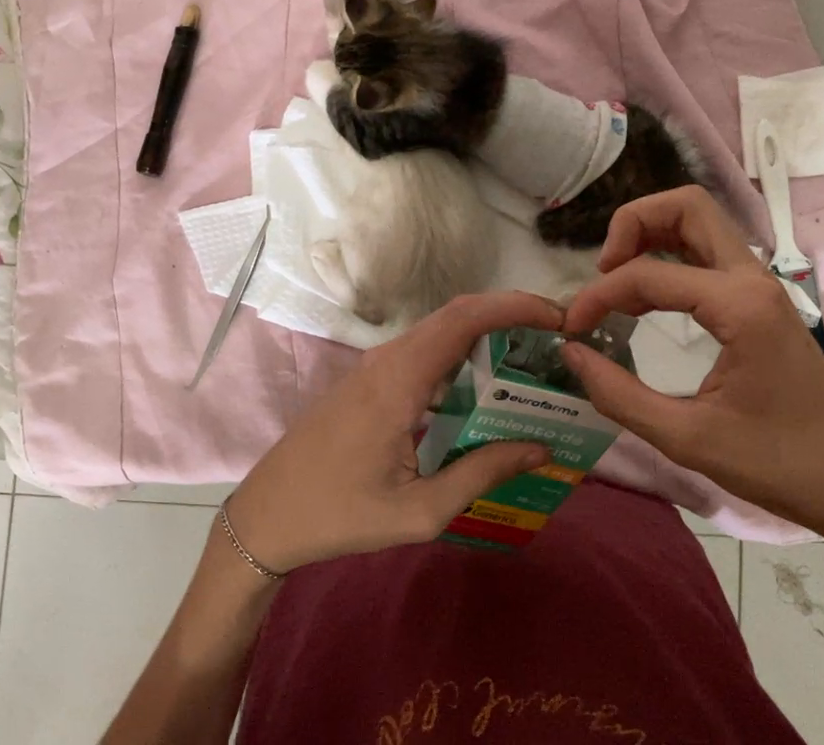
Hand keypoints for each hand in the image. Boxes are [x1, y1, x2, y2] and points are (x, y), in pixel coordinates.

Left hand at [223, 292, 562, 575]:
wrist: (265, 517)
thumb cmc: (340, 515)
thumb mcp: (420, 510)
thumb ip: (481, 473)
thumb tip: (541, 447)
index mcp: (398, 381)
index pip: (464, 319)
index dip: (514, 306)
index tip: (558, 317)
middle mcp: (386, 361)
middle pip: (456, 317)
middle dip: (510, 317)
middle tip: (558, 340)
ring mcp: (373, 369)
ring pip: (439, 334)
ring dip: (486, 337)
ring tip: (533, 362)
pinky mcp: (368, 383)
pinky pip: (423, 354)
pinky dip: (461, 358)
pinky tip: (485, 389)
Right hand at [560, 188, 823, 581]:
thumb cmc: (776, 465)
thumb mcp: (687, 438)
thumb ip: (620, 394)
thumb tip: (570, 354)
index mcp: (740, 306)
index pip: (649, 274)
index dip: (599, 296)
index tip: (571, 329)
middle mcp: (754, 280)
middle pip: (687, 207)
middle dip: (632, 223)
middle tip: (602, 273)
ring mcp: (763, 287)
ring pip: (701, 223)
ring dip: (652, 234)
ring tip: (616, 279)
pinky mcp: (763, 303)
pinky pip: (711, 254)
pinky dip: (671, 256)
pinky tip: (647, 296)